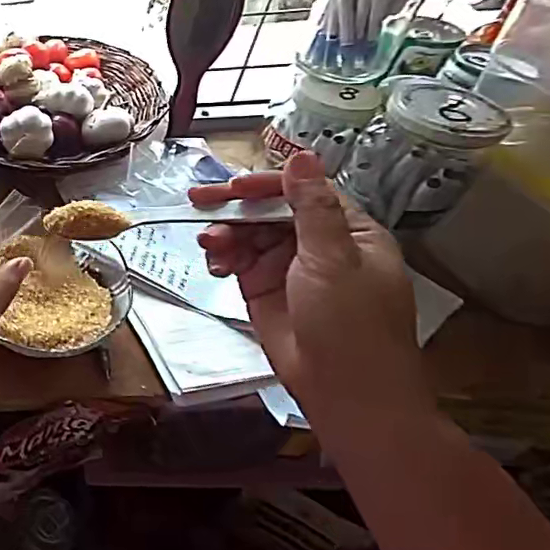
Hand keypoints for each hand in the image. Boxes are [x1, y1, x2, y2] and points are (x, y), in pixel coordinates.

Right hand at [189, 151, 429, 423]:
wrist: (345, 394)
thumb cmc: (351, 324)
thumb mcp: (334, 260)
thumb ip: (312, 207)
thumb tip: (303, 155)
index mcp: (347, 231)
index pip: (302, 192)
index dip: (265, 186)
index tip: (233, 187)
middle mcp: (316, 244)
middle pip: (269, 211)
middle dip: (234, 206)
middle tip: (198, 200)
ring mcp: (288, 267)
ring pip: (249, 235)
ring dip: (226, 233)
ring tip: (209, 242)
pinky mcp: (264, 289)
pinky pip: (238, 261)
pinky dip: (224, 257)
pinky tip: (215, 262)